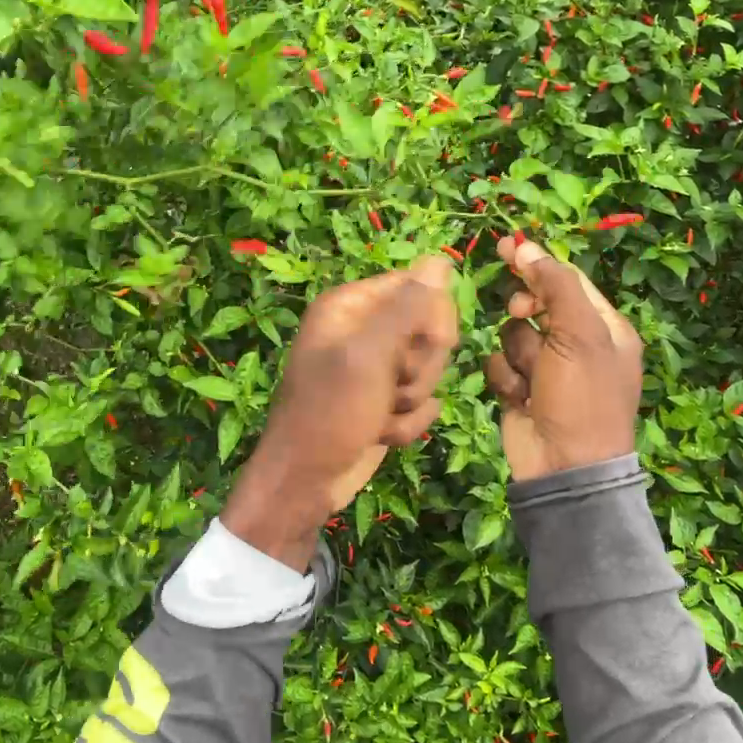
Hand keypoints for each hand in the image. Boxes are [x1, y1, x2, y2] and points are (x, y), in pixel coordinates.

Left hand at [222, 257, 458, 569]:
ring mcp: (373, 369)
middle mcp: (361, 331)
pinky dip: (405, 424)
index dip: (433, 319)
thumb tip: (439, 260)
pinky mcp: (383, 402)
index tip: (433, 344)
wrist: (303, 482)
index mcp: (350, 307)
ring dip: (411, 400)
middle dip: (420, 367)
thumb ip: (407, 308)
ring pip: (429, 370)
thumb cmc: (329, 413)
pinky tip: (379, 434)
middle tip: (393, 386)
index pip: (419, 287)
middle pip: (429, 331)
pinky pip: (421, 403)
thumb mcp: (368, 355)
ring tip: (379, 415)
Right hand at [484, 236, 642, 481]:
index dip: (537, 263)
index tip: (506, 247)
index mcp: (603, 326)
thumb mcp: (579, 333)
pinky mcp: (520, 388)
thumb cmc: (583, 397)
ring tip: (533, 381)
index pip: (567, 280)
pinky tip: (520, 399)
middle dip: (525, 313)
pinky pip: (500, 364)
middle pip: (536, 304)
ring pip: (511, 334)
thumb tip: (528, 248)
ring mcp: (546, 368)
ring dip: (517, 355)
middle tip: (521, 312)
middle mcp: (576, 343)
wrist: (564, 466)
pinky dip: (506, 379)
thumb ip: (555, 285)